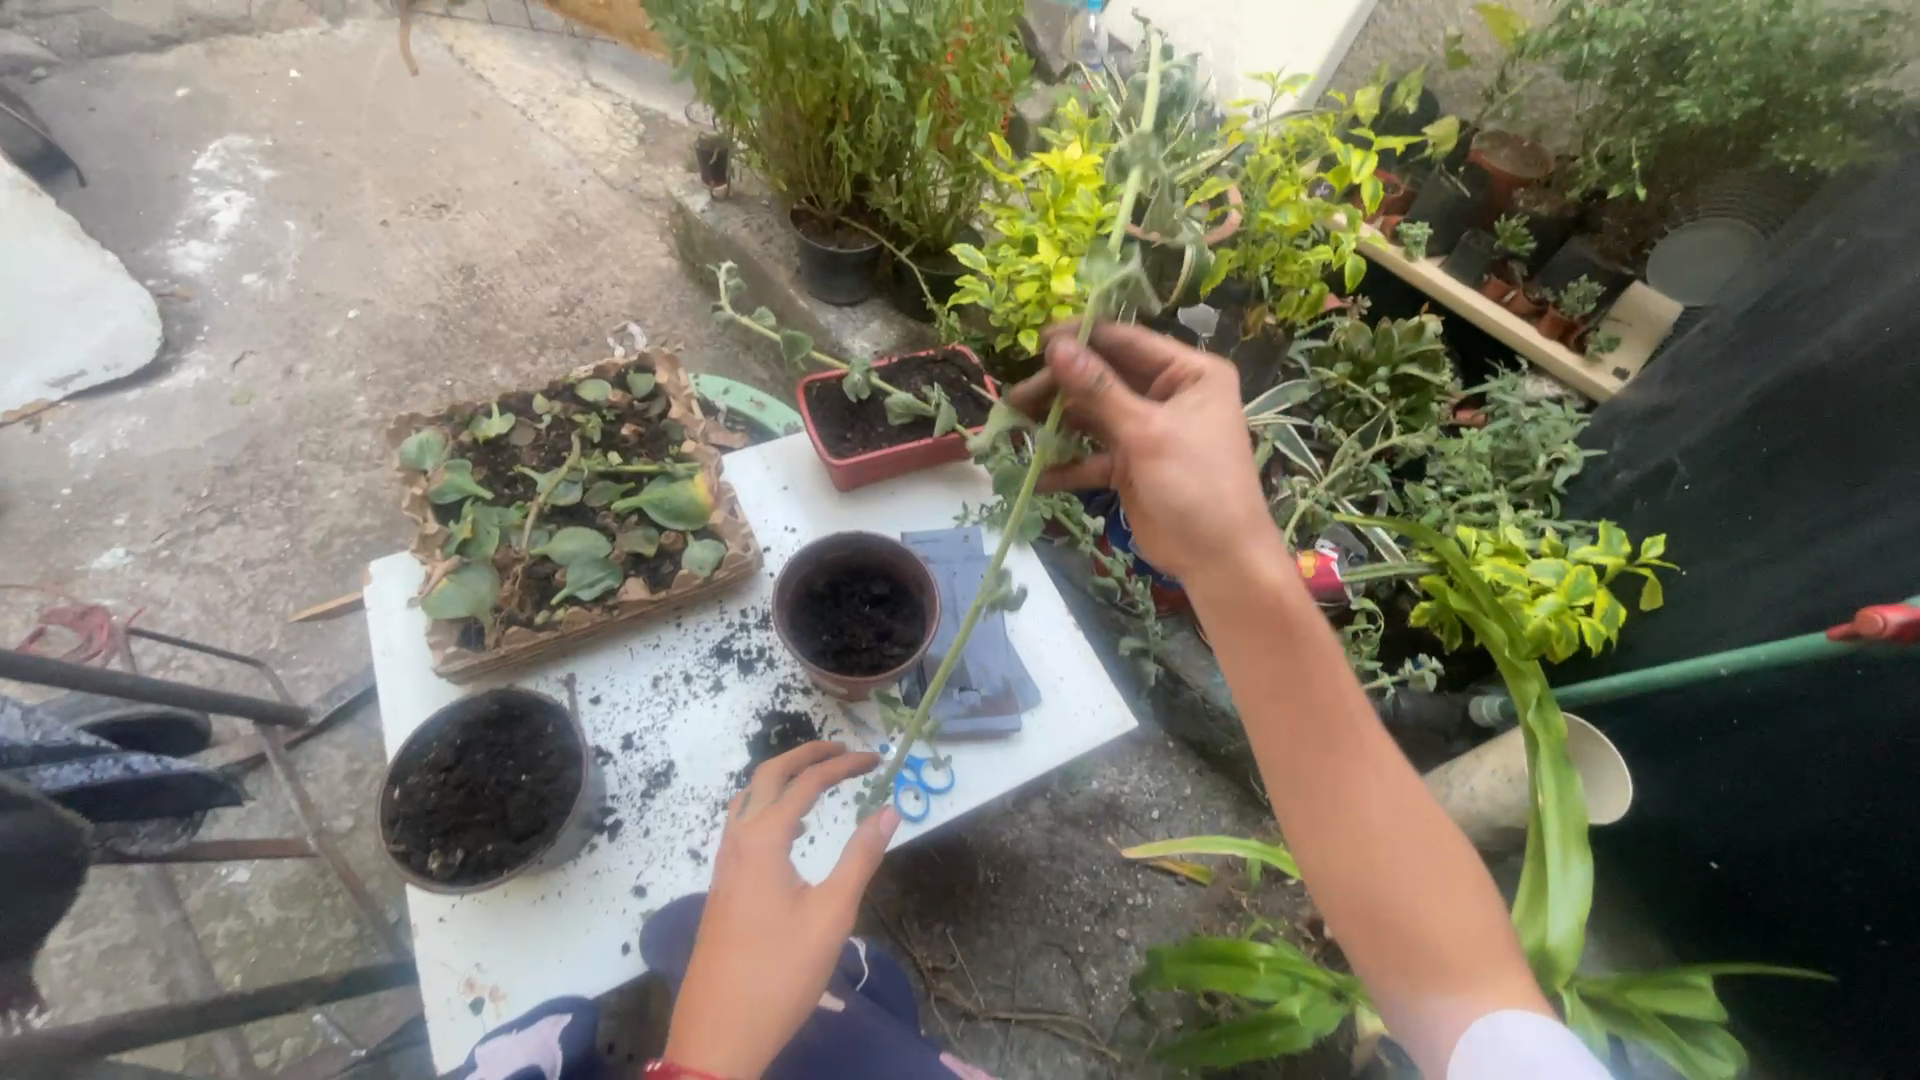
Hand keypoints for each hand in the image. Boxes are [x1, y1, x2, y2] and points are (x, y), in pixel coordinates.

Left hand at [663, 742, 901, 1079]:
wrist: (717, 1037)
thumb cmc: (780, 973)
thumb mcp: (832, 915)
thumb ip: (861, 857)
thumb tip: (889, 809)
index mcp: (763, 840)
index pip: (806, 783)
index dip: (843, 764)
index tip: (876, 759)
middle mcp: (737, 840)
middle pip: (768, 775)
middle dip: (806, 755)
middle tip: (843, 750)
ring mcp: (724, 864)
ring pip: (749, 798)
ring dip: (783, 778)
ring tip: (819, 780)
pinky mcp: (722, 885)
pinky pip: (743, 824)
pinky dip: (769, 806)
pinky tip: (792, 829)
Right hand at [1005, 322, 1280, 583]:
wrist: (1218, 559)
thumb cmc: (1196, 483)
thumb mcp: (1147, 432)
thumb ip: (1098, 388)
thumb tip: (1056, 346)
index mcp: (1188, 374)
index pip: (1127, 343)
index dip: (1081, 339)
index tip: (1036, 342)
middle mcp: (1167, 395)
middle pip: (1103, 379)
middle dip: (1060, 388)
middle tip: (1016, 397)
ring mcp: (1147, 431)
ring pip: (1092, 417)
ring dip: (1056, 422)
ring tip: (1014, 423)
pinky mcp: (1130, 465)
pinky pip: (1092, 456)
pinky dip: (1067, 464)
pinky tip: (1036, 473)